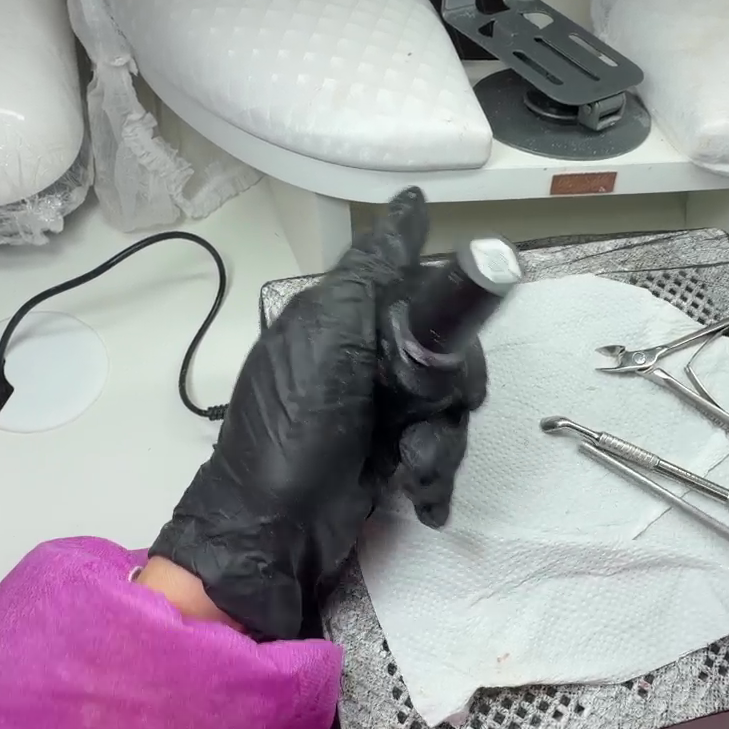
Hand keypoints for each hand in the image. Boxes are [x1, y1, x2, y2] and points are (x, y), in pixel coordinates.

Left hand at [151, 189, 486, 639]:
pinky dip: (435, 477)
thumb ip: (372, 272)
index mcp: (350, 319)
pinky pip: (441, 452)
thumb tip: (412, 200)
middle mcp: (372, 359)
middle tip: (422, 412)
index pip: (424, 293)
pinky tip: (419, 496)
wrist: (275, 527)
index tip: (445, 343)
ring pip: (452, 410)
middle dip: (446, 392)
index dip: (444, 318)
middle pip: (451, 356)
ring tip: (412, 466)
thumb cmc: (295, 426)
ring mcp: (386, 412)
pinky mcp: (397, 456)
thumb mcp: (328, 335)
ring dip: (439, 445)